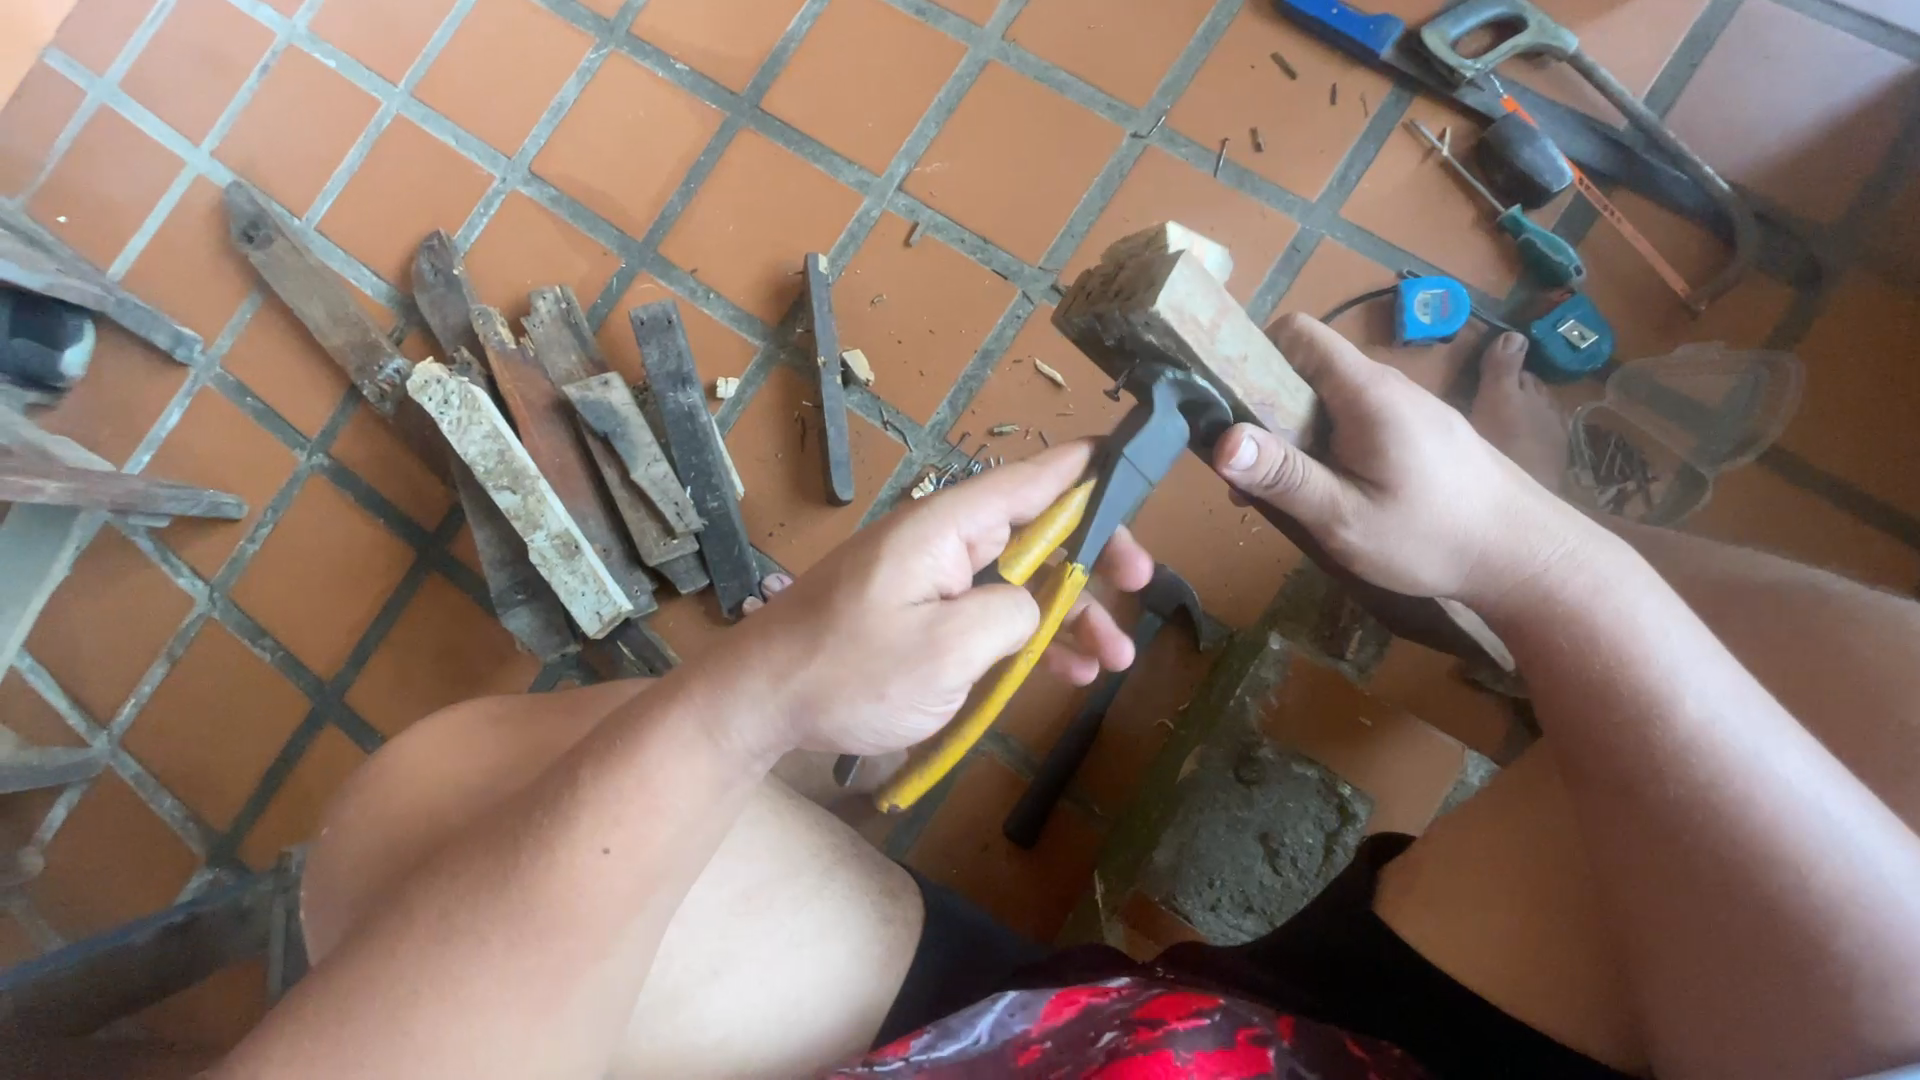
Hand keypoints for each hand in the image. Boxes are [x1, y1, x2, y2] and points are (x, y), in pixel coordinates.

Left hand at [713, 441, 1153, 760]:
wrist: (761, 701)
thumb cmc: (848, 672)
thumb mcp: (944, 650)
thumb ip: (1011, 615)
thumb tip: (1035, 605)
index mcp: (948, 527)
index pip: (1032, 479)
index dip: (1089, 471)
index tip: (1136, 468)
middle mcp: (945, 542)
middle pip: (1037, 531)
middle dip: (1093, 559)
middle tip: (1140, 585)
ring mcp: (933, 580)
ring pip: (1021, 581)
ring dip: (1069, 614)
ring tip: (1113, 657)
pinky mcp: (923, 616)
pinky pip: (990, 615)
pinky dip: (1029, 639)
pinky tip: (1065, 672)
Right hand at [1212, 315, 1589, 605]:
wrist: (1530, 560)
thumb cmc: (1433, 538)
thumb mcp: (1345, 517)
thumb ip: (1284, 477)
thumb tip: (1220, 441)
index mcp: (1365, 392)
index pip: (1297, 333)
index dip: (1253, 355)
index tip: (1228, 405)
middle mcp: (1385, 387)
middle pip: (1305, 372)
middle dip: (1264, 413)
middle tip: (1246, 472)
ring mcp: (1405, 410)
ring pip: (1326, 404)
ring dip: (1292, 440)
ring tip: (1283, 496)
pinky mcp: (1417, 434)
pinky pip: (1352, 425)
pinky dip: (1325, 451)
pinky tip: (1328, 498)